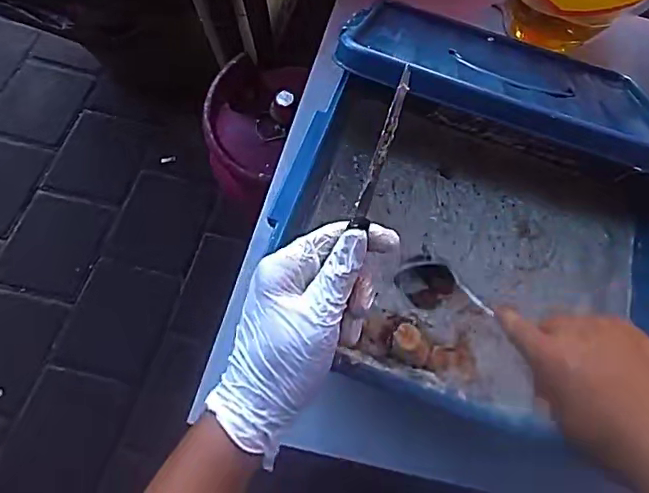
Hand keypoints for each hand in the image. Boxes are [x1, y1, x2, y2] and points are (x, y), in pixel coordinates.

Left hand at [204, 221, 399, 461]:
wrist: (258, 415)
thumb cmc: (283, 367)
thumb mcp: (320, 315)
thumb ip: (342, 271)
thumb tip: (359, 234)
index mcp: (284, 267)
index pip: (333, 235)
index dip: (365, 237)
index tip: (390, 244)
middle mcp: (284, 275)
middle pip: (339, 258)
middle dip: (357, 283)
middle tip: (359, 308)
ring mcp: (288, 294)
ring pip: (338, 281)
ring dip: (351, 304)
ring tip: (346, 330)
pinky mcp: (295, 313)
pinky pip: (329, 301)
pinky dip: (341, 317)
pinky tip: (340, 336)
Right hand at [501, 311, 648, 492]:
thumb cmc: (606, 437)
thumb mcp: (565, 422)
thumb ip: (552, 391)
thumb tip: (551, 378)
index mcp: (553, 357)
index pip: (522, 331)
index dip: (510, 321)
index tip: (502, 310)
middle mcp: (577, 331)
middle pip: (554, 324)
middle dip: (552, 340)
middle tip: (561, 368)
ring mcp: (607, 324)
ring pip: (582, 324)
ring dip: (580, 339)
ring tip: (595, 369)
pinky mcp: (631, 326)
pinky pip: (607, 328)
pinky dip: (604, 341)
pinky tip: (619, 366)